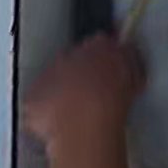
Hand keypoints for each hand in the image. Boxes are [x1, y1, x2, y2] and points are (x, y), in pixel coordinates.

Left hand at [23, 34, 142, 154]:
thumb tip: (124, 49)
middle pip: (74, 56)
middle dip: (80, 67)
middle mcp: (71, 53)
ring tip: (74, 104)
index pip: (100, 40)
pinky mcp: (31, 97)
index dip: (105, 52)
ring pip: (55, 75)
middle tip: (91, 85)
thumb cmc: (116, 100)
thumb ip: (128, 57)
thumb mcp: (136, 74)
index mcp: (99, 45)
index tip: (108, 63)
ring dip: (62, 84)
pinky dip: (45, 104)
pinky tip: (57, 116)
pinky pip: (38, 97)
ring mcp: (47, 75)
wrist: (84, 127)